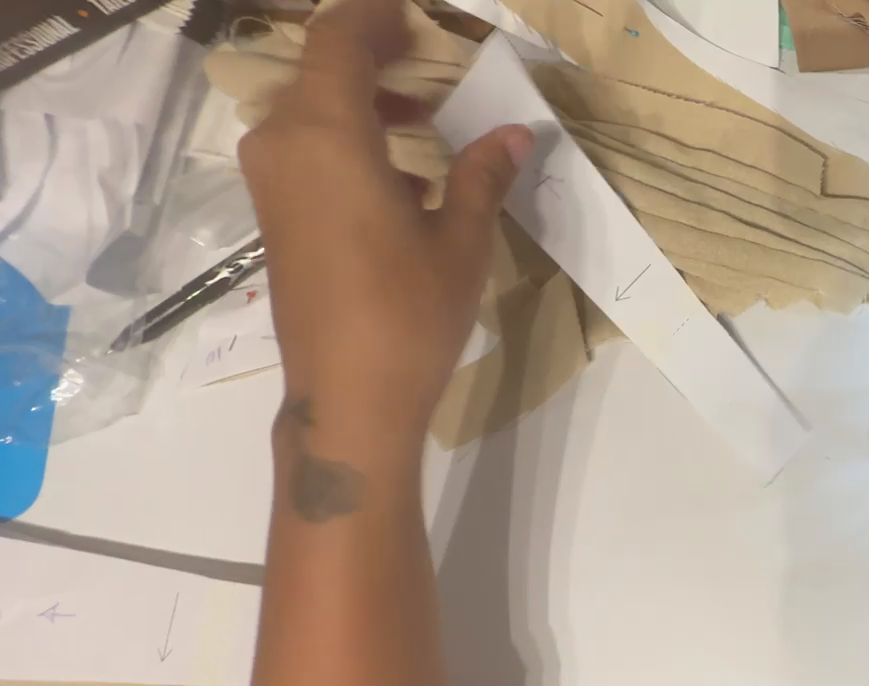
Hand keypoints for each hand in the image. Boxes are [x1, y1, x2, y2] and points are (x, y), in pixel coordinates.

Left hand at [238, 0, 530, 453]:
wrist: (351, 387)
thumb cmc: (413, 311)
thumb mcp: (461, 242)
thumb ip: (482, 177)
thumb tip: (516, 133)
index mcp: (328, 136)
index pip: (342, 42)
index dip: (377, 18)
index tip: (415, 15)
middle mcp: (283, 141)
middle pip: (323, 73)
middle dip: (379, 64)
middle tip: (438, 73)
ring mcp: (272, 178)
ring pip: (315, 113)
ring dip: (370, 107)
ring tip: (430, 124)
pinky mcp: (278, 211)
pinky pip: (310, 149)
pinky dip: (354, 142)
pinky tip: (405, 175)